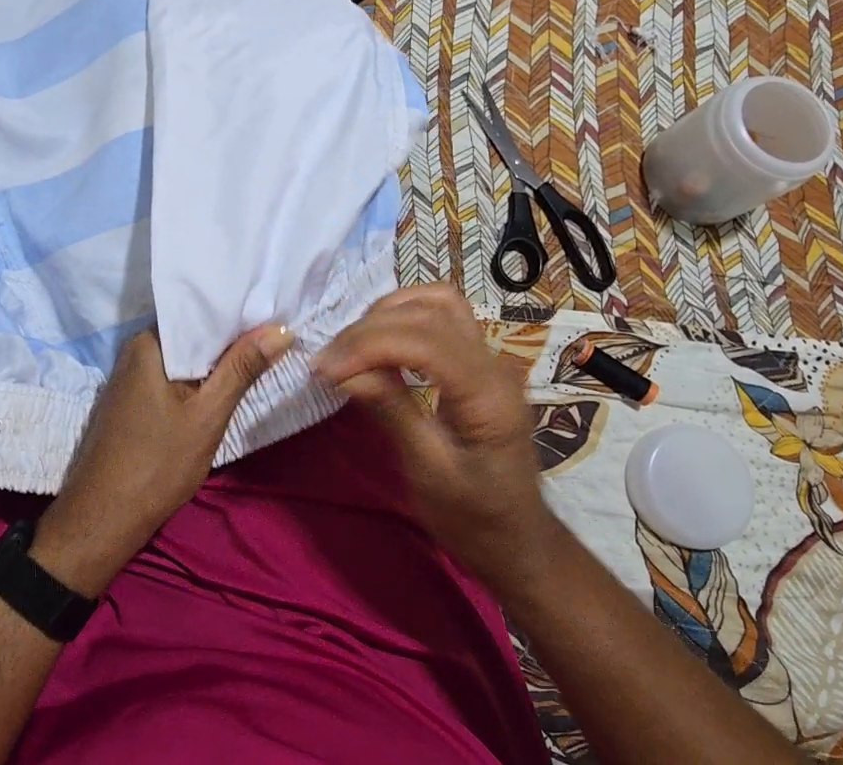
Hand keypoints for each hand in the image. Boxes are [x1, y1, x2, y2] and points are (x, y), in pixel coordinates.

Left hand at [31, 325, 291, 594]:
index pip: (199, 310)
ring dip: (218, 361)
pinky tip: (227, 385)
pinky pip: (174, 377)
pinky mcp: (134, 401)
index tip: (276, 307)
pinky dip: (199, 380)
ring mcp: (132, 378)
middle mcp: (136, 351)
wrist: (103, 521)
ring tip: (265, 351)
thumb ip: (243, 368)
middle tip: (280, 331)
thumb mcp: (208, 415)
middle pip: (194, 335)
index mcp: (149, 343)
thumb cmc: (157, 466)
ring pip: (185, 358)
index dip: (239, 310)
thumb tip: (283, 328)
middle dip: (232, 337)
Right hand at [313, 284, 561, 593]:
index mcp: (488, 394)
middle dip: (370, 328)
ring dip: (388, 314)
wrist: (517, 539)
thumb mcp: (428, 471)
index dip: (369, 345)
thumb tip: (344, 370)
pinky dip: (403, 319)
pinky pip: (442, 318)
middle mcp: (495, 363)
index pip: (425, 340)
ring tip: (350, 347)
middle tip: (328, 361)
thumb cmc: (473, 517)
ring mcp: (491, 358)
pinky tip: (376, 344)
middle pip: (430, 313)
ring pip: (438, 303)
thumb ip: (391, 410)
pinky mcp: (479, 362)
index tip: (326, 370)